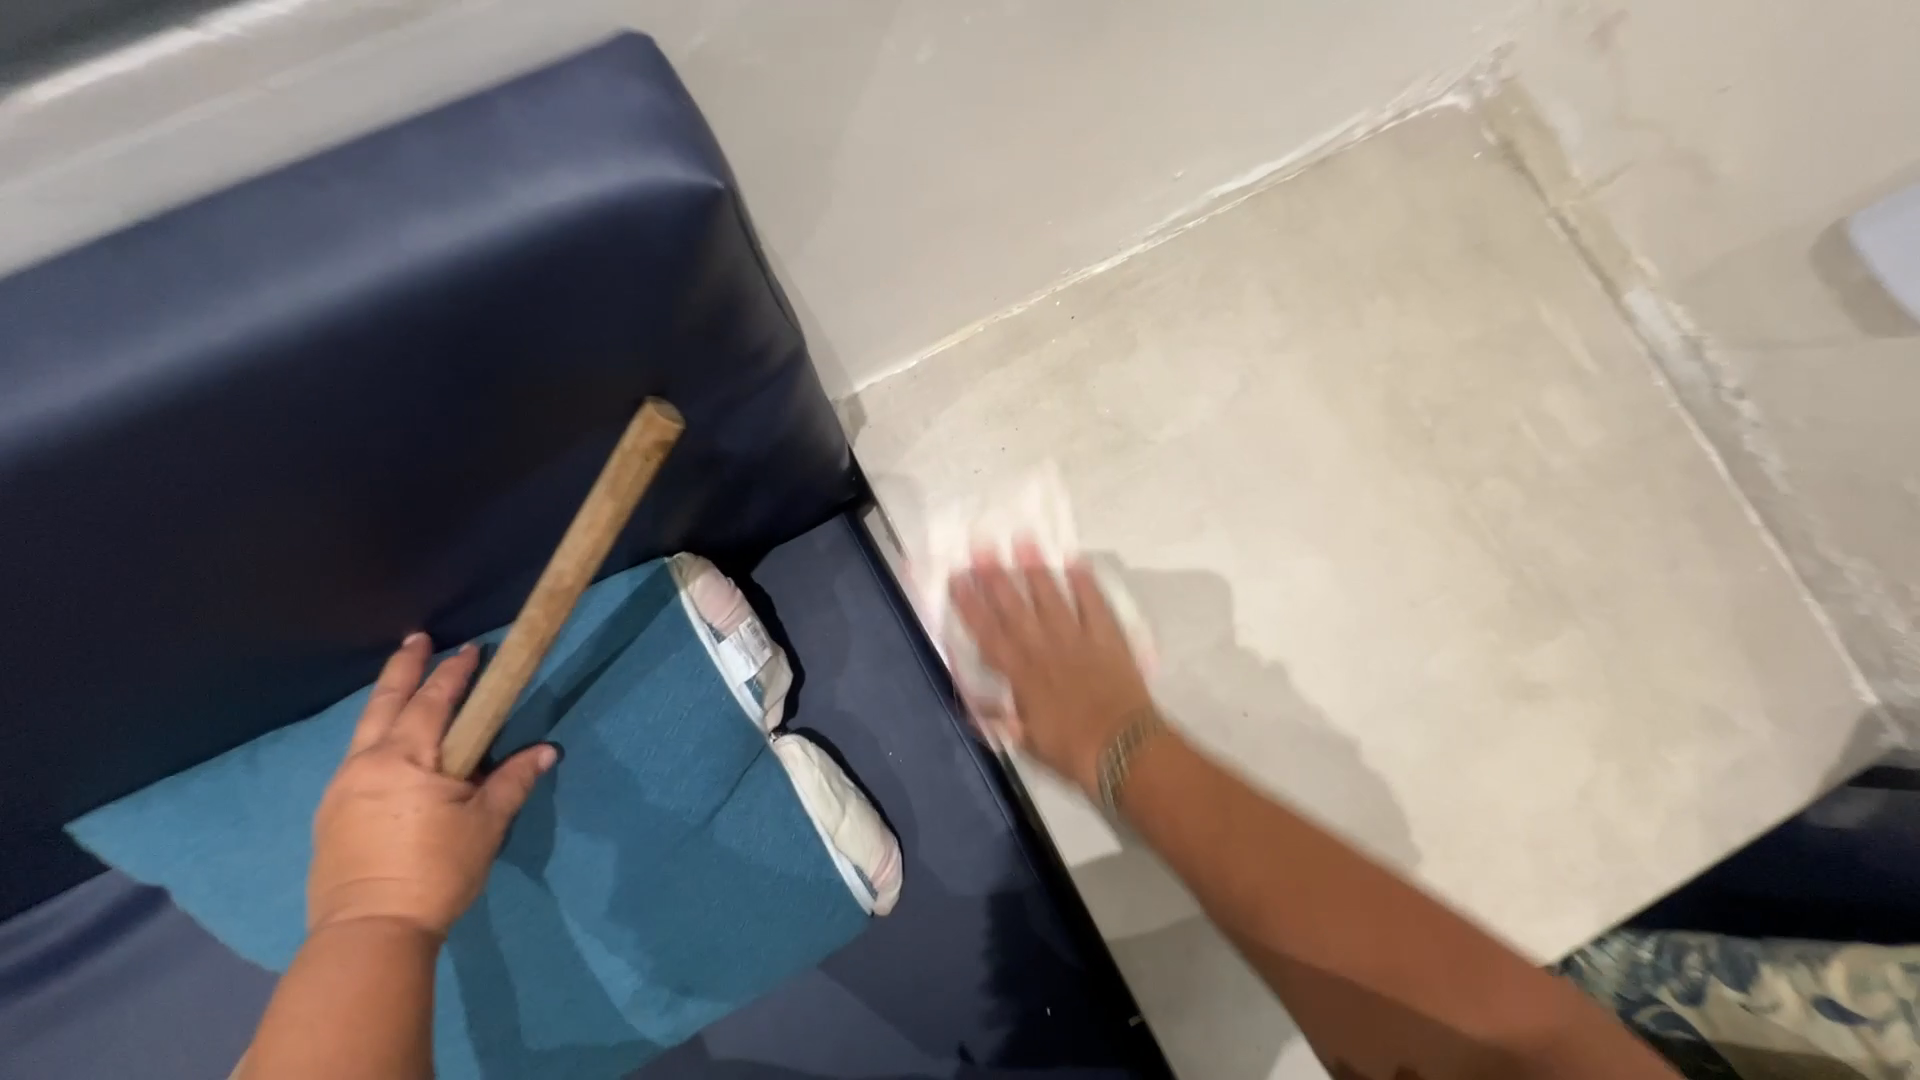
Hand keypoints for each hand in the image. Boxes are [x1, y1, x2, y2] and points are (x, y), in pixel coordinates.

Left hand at [308, 634, 558, 938]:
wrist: (371, 931)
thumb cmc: (436, 871)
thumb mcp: (486, 823)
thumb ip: (514, 780)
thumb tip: (546, 751)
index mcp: (406, 760)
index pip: (435, 703)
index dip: (455, 674)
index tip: (471, 649)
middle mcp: (367, 764)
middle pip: (387, 703)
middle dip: (405, 668)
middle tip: (417, 640)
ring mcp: (343, 789)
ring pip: (366, 729)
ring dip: (388, 699)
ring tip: (403, 682)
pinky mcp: (332, 814)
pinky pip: (357, 757)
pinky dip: (376, 734)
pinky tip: (387, 741)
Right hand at [948, 542, 1157, 793]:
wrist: (1126, 752)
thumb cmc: (1073, 753)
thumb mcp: (1026, 743)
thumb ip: (999, 719)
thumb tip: (969, 703)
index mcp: (1021, 675)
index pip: (989, 634)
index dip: (970, 604)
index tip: (957, 577)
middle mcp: (1045, 649)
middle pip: (1016, 608)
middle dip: (996, 575)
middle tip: (981, 544)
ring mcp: (1078, 640)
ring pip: (1052, 598)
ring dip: (1035, 569)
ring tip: (1022, 540)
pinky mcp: (1109, 638)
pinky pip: (1095, 605)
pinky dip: (1086, 583)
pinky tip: (1075, 562)